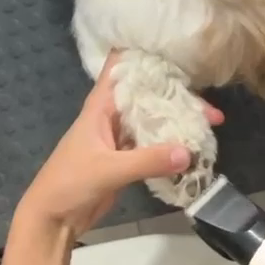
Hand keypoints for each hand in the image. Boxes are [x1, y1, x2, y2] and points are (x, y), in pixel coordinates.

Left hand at [16, 53, 222, 239]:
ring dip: (177, 121)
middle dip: (177, 97)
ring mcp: (119, 137)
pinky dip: (170, 144)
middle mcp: (112, 115)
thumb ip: (147, 160)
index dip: (143, 54)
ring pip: (152, 120)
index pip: (120, 68)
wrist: (53, 218)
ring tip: (210, 125)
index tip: (174, 46)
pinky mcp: (125, 158)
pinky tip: (193, 148)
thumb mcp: (108, 169)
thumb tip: (189, 151)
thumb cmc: (70, 182)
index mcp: (100, 106)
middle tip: (210, 110)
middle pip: (147, 96)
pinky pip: (152, 143)